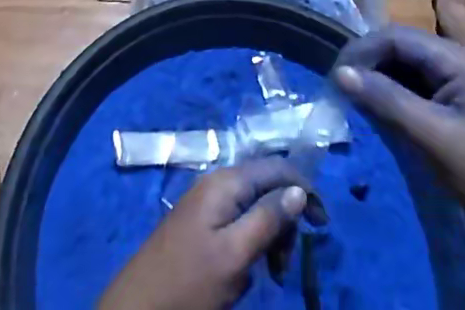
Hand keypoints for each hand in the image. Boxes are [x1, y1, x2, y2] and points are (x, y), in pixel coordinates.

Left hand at [99, 157, 312, 309]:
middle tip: (284, 264)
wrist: (141, 303)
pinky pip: (239, 223)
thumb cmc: (191, 280)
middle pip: (267, 188)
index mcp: (226, 182)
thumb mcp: (236, 253)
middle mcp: (218, 183)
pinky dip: (254, 244)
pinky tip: (251, 271)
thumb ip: (268, 218)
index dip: (305, 189)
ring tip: (271, 274)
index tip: (324, 225)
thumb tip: (299, 189)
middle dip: (285, 222)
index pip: (276, 167)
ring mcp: (208, 202)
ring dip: (271, 238)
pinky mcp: (203, 223)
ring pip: (255, 208)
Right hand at [331, 27, 464, 237]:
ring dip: (380, 82)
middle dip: (368, 65)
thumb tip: (340, 73)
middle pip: (402, 49)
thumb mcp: (435, 138)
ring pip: (409, 69)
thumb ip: (387, 100)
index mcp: (460, 60)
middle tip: (340, 91)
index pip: (396, 37)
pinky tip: (382, 115)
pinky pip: (421, 89)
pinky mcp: (464, 106)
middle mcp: (462, 62)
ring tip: (355, 104)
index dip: (360, 52)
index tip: (334, 78)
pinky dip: (396, 97)